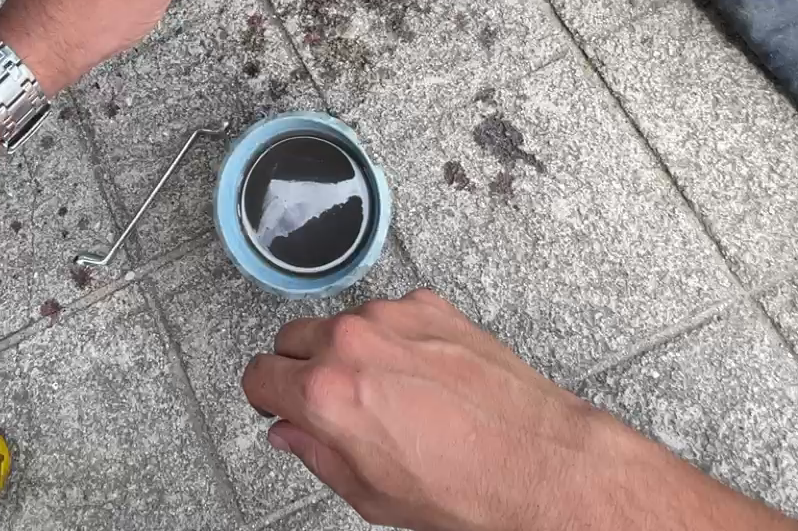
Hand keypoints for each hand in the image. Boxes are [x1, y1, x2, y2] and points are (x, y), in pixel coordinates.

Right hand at [240, 290, 596, 530]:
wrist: (539, 459)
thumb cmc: (464, 488)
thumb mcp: (371, 495)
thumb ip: (315, 453)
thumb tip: (287, 430)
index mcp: (327, 393)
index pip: (258, 373)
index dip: (264, 395)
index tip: (276, 401)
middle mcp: (350, 342)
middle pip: (291, 338)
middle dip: (300, 368)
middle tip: (333, 400)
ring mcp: (389, 315)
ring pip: (340, 323)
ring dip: (349, 350)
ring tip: (391, 390)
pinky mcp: (424, 302)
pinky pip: (387, 313)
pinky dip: (394, 337)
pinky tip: (423, 372)